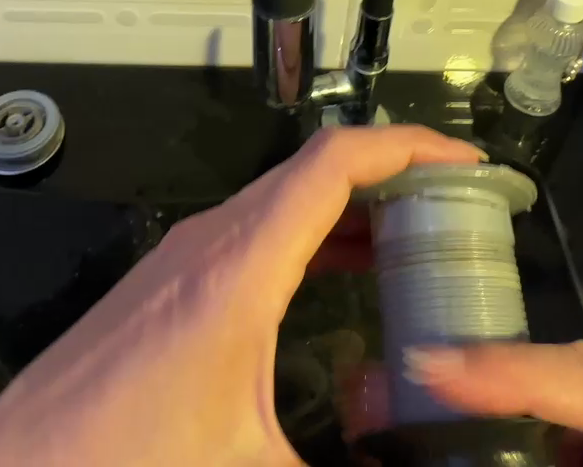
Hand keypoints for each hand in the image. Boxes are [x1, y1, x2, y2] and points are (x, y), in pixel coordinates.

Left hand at [0, 124, 485, 466]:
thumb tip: (402, 458)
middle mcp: (212, 241)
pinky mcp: (173, 281)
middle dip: (391, 174)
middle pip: (314, 172)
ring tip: (413, 235)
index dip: (406, 148)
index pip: (333, 164)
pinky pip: (259, 232)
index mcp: (238, 266)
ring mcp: (187, 256)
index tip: (462, 161)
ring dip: (351, 207)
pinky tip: (340, 275)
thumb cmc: (119, 460)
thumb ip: (346, 464)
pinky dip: (312, 236)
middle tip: (453, 203)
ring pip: (286, 201)